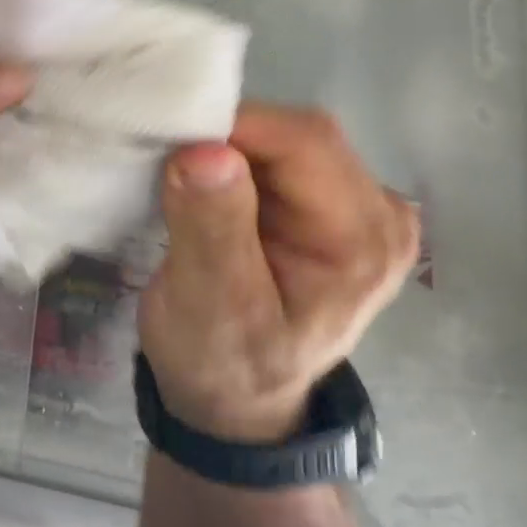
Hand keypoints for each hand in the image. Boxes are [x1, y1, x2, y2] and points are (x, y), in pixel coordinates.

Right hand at [138, 103, 420, 443]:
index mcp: (360, 237)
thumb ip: (211, 228)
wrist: (231, 399)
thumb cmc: (218, 358)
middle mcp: (374, 212)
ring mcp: (348, 209)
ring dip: (216, 151)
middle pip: (297, 137)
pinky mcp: (315, 211)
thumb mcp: (209, 302)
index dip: (230, 128)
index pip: (304, 143)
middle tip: (152, 159)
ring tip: (163, 175)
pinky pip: (269, 164)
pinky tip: (187, 189)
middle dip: (220, 137)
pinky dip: (221, 165)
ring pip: (279, 145)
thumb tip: (205, 153)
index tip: (158, 141)